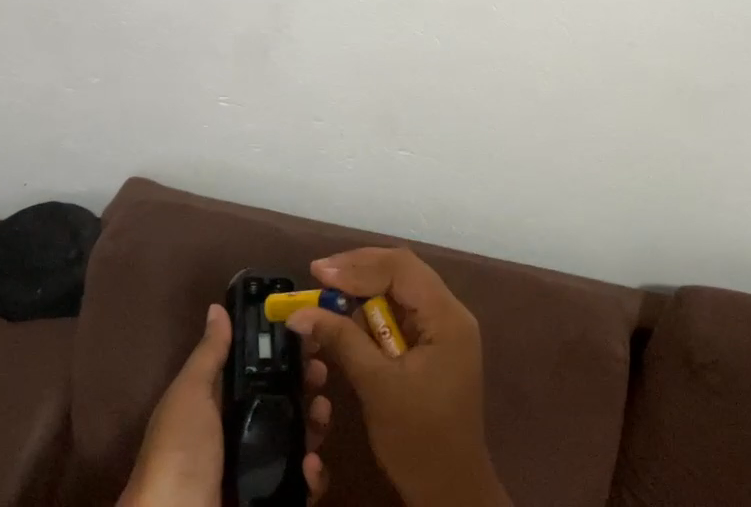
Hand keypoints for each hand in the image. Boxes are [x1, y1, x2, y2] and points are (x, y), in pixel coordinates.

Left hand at [120, 304, 331, 506]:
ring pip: (299, 440)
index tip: (309, 337)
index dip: (284, 354)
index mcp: (218, 405)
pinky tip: (310, 467)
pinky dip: (313, 475)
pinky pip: (301, 485)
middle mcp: (240, 433)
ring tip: (322, 415)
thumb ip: (209, 354)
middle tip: (321, 375)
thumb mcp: (190, 395)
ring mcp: (257, 469)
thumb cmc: (180, 453)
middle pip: (284, 403)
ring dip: (317, 426)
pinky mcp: (272, 499)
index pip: (259, 371)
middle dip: (307, 386)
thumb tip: (217, 308)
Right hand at [285, 249, 511, 506]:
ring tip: (326, 297)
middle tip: (318, 278)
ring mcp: (443, 330)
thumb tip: (300, 312)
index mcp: (447, 318)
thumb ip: (341, 340)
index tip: (318, 274)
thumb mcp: (376, 385)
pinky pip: (400, 314)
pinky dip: (372, 314)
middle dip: (358, 272)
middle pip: (402, 272)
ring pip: (400, 291)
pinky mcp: (433, 346)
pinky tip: (347, 319)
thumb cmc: (417, 438)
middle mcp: (450, 314)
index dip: (358, 266)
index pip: (401, 269)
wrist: (450, 488)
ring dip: (363, 291)